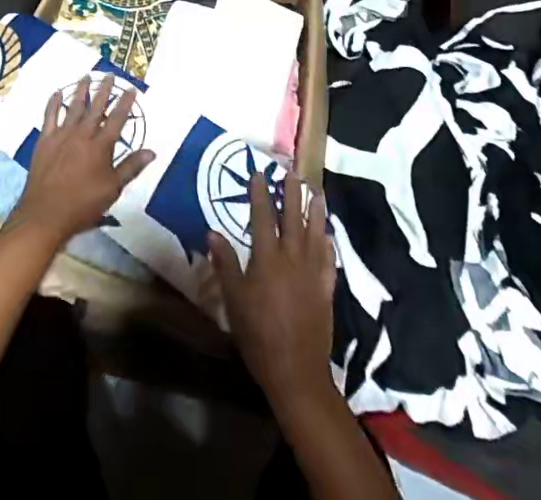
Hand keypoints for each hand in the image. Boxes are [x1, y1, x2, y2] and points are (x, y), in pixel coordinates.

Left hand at [7, 76, 153, 244]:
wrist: (46, 213)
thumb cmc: (83, 204)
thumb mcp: (113, 188)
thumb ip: (131, 167)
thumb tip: (152, 151)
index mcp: (101, 146)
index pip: (117, 119)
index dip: (125, 103)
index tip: (131, 89)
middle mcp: (82, 135)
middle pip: (96, 107)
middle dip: (104, 90)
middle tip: (110, 75)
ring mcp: (62, 135)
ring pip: (73, 107)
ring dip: (81, 91)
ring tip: (87, 76)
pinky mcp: (45, 140)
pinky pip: (50, 116)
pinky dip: (53, 103)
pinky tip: (57, 92)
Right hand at [209, 171, 334, 406]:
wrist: (295, 368)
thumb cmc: (257, 333)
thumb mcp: (233, 298)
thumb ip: (225, 263)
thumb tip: (212, 232)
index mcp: (267, 257)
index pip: (263, 217)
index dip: (260, 194)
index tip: (259, 174)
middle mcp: (292, 258)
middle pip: (293, 218)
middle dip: (292, 194)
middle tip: (293, 173)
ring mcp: (312, 273)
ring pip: (316, 234)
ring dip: (316, 211)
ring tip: (317, 193)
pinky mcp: (326, 289)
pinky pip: (328, 260)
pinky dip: (328, 244)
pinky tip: (328, 235)